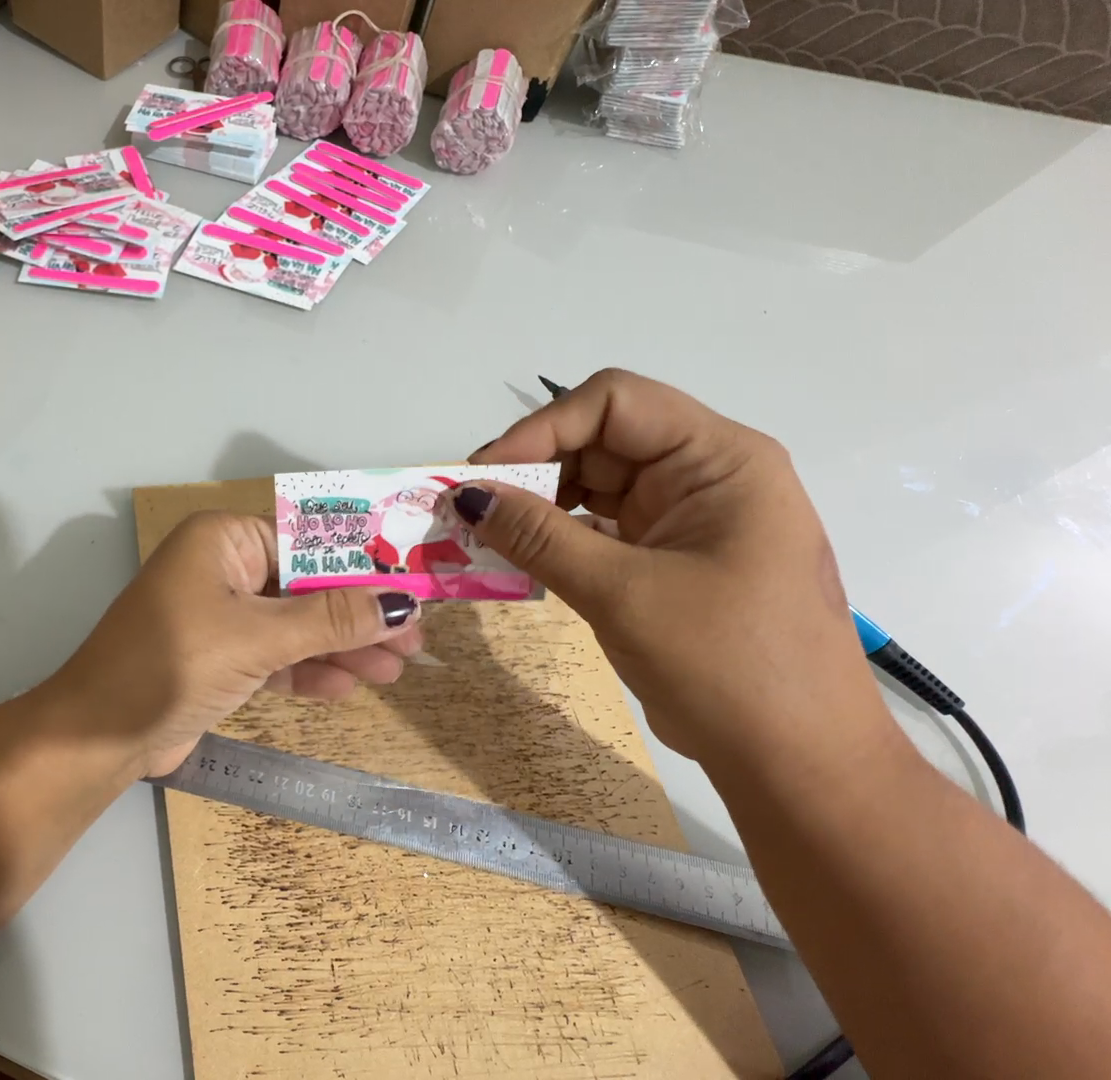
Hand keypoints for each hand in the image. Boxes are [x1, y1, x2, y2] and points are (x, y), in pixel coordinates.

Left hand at [49, 511, 425, 777]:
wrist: (99, 735)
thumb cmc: (173, 664)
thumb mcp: (257, 637)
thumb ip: (329, 619)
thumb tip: (400, 602)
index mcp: (222, 540)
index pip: (307, 542)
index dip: (363, 565)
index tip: (415, 585)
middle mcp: (220, 569)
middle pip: (305, 586)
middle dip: (358, 614)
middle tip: (416, 640)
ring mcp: (218, 617)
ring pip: (294, 625)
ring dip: (341, 647)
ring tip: (397, 670)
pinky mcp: (218, 660)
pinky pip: (275, 656)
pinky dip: (307, 670)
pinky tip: (348, 686)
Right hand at [458, 369, 886, 766]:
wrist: (795, 758)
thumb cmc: (725, 663)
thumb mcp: (621, 592)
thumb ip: (537, 536)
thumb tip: (463, 496)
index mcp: (720, 460)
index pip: (615, 403)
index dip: (540, 429)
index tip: (482, 477)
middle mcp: (705, 475)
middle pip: (599, 440)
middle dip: (530, 469)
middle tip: (469, 511)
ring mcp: (686, 518)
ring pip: (592, 484)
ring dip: (535, 506)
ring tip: (482, 536)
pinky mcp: (667, 558)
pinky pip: (598, 527)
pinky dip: (553, 537)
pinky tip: (514, 558)